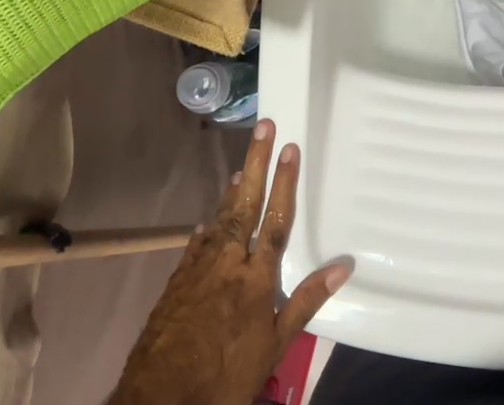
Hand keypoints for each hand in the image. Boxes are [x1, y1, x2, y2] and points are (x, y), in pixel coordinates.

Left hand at [119, 120, 350, 404]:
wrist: (160, 397)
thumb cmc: (226, 372)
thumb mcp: (275, 344)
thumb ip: (306, 300)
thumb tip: (344, 264)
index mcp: (256, 276)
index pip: (276, 218)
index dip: (285, 181)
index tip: (290, 147)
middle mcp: (227, 261)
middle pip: (245, 202)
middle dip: (257, 161)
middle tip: (264, 126)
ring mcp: (199, 268)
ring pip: (220, 217)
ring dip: (234, 189)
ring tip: (244, 164)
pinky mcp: (178, 280)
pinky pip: (198, 242)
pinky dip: (209, 225)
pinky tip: (210, 221)